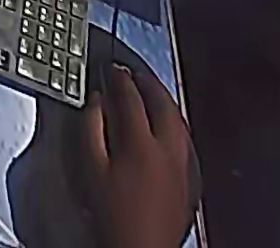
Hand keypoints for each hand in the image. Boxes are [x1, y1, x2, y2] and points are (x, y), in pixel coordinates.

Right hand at [80, 62, 194, 247]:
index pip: (130, 97)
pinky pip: (184, 137)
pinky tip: (163, 120)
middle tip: (131, 71)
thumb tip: (97, 100)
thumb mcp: (90, 165)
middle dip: (146, 82)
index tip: (109, 68)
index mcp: (140, 143)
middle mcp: (167, 149)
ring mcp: (183, 164)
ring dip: (162, 99)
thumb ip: (91, 126)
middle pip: (161, 103)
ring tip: (148, 89)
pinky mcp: (189, 178)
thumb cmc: (111, 211)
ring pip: (178, 119)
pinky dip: (173, 119)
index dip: (118, 78)